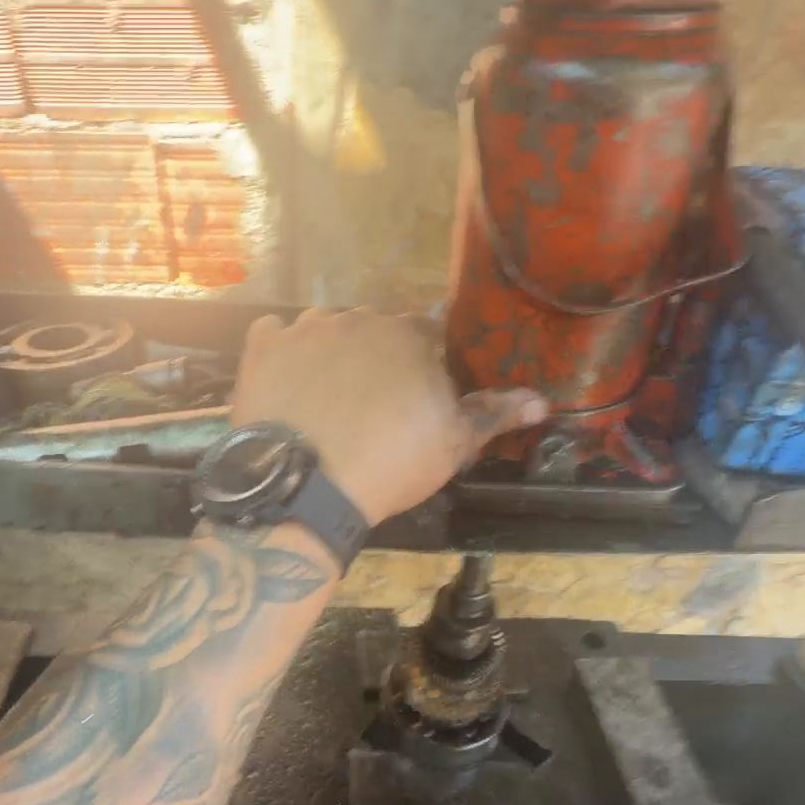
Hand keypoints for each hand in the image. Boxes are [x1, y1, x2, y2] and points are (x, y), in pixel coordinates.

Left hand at [230, 308, 547, 524]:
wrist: (306, 487)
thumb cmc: (389, 464)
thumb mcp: (452, 444)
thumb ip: (493, 414)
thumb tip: (541, 400)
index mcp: (408, 334)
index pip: (426, 330)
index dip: (423, 359)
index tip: (415, 390)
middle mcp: (357, 318)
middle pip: (373, 328)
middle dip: (375, 356)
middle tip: (370, 402)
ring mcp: (305, 328)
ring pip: (324, 329)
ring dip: (330, 353)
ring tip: (326, 399)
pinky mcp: (262, 347)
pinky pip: (274, 335)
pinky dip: (282, 354)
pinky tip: (286, 385)